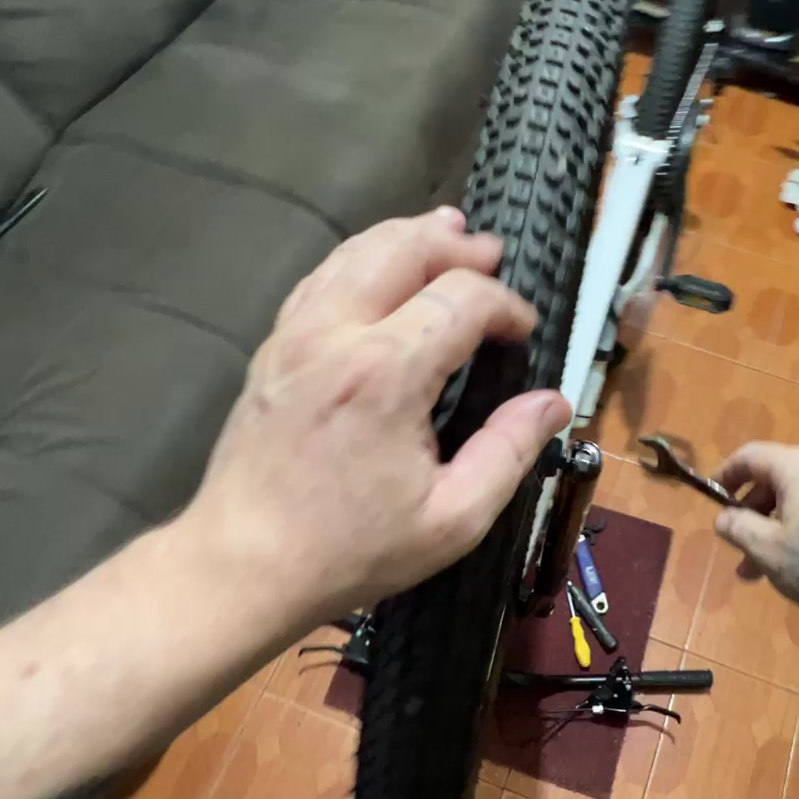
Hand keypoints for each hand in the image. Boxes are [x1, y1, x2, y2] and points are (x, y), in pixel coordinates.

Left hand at [169, 207, 571, 629]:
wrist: (243, 565)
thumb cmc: (352, 549)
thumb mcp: (452, 518)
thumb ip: (509, 451)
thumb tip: (554, 404)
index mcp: (386, 374)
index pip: (461, 298)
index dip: (505, 305)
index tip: (525, 332)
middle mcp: (335, 334)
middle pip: (401, 248)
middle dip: (456, 245)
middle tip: (492, 252)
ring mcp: (294, 335)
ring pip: (354, 251)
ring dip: (406, 237)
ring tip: (445, 233)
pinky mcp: (272, 348)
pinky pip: (322, 278)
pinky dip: (362, 258)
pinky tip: (380, 270)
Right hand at [711, 442, 798, 633]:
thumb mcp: (765, 548)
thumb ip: (736, 527)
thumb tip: (724, 519)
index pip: (750, 456)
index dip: (725, 475)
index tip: (711, 499)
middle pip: (775, 478)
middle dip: (750, 513)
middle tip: (736, 547)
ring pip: (798, 499)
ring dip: (773, 528)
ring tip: (759, 570)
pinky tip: (795, 566)